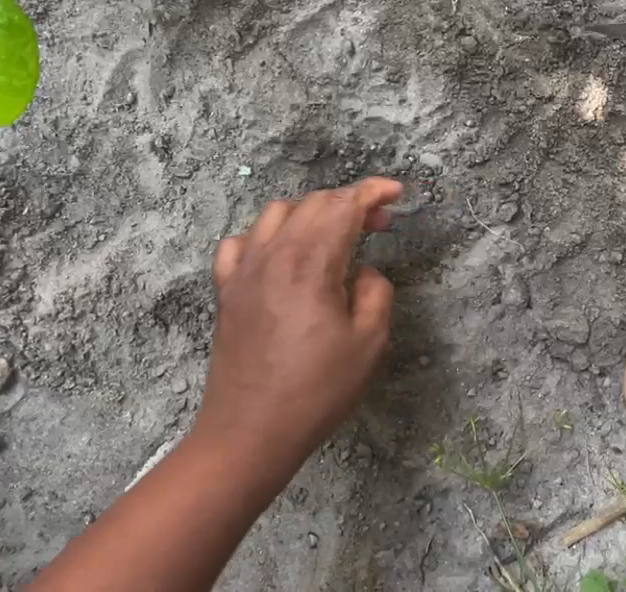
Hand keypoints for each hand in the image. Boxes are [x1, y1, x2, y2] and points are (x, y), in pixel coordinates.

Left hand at [192, 178, 402, 485]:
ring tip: (334, 236)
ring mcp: (244, 270)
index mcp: (312, 263)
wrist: (248, 434)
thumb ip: (377, 292)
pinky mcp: (226, 290)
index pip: (346, 204)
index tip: (398, 193)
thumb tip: (364, 271)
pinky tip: (282, 255)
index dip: (375, 191)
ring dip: (312, 211)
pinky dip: (267, 235)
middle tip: (380, 225)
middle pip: (315, 202)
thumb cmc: (316, 390)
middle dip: (352, 202)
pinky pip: (242, 241)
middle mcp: (274, 254)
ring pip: (278, 212)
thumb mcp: (370, 342)